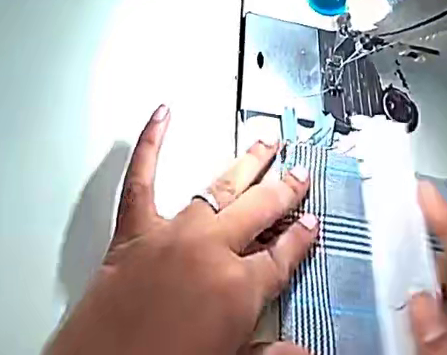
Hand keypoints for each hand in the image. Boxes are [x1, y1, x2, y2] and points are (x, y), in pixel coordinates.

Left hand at [44, 106, 320, 354]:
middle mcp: (210, 251)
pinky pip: (141, 177)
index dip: (300, 240)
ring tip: (263, 144)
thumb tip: (303, 352)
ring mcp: (172, 233)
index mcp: (238, 289)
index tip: (312, 222)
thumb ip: (270, 354)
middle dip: (283, 191)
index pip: (281, 257)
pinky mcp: (134, 228)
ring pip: (217, 187)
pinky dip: (150, 142)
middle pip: (258, 211)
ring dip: (244, 163)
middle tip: (299, 174)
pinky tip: (161, 115)